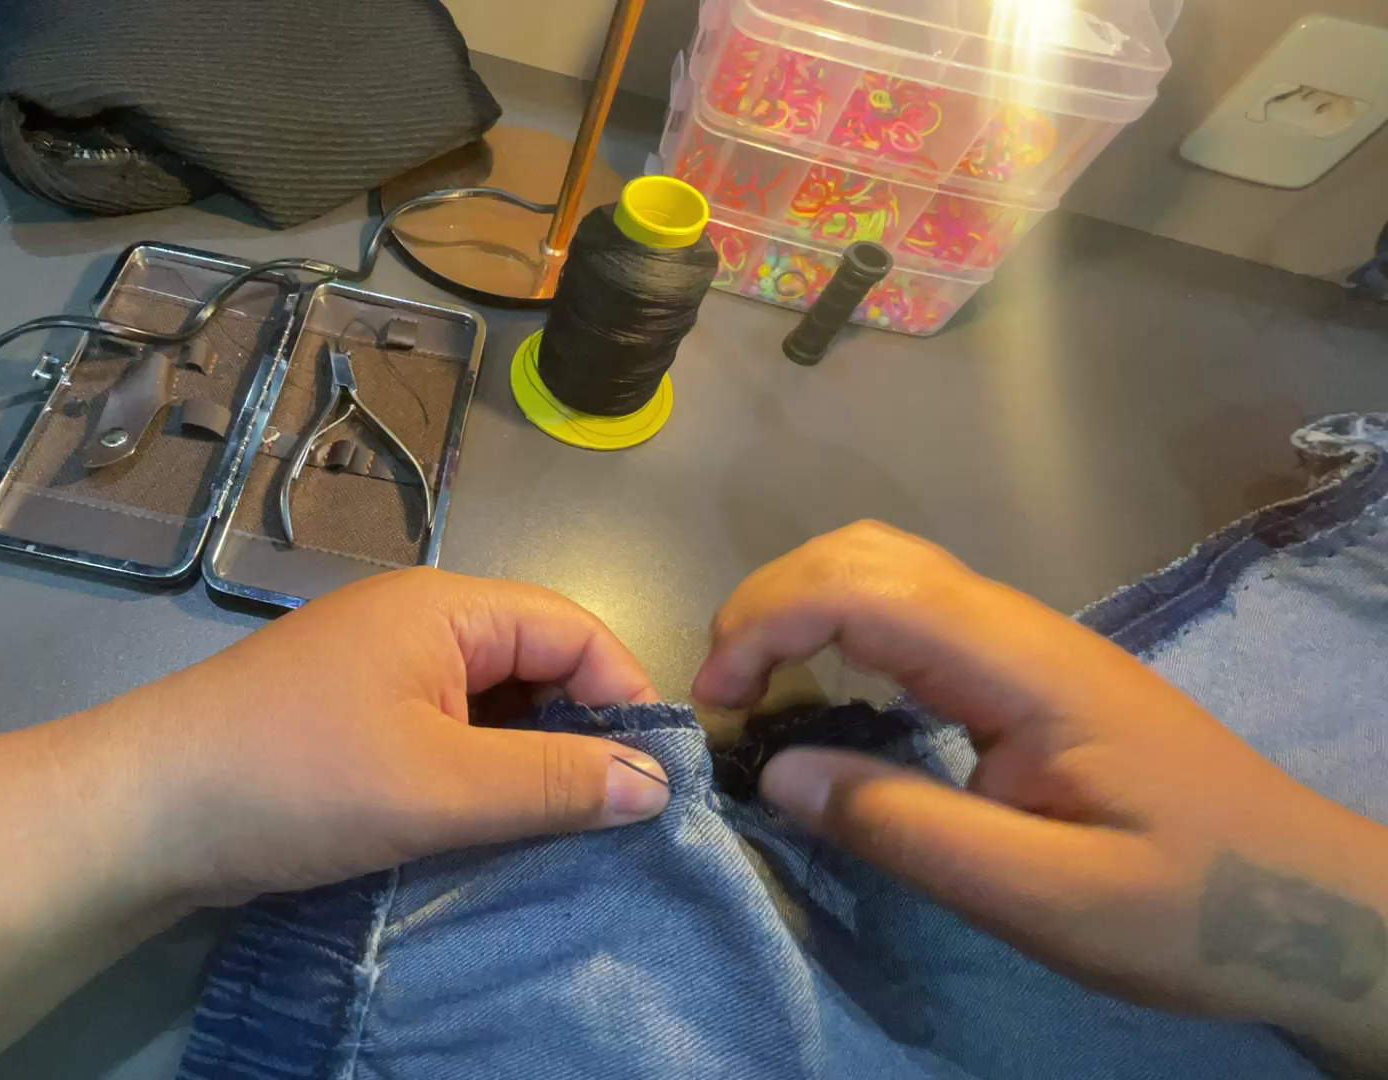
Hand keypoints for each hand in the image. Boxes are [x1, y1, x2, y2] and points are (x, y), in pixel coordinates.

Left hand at [51, 568, 669, 906]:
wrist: (149, 808)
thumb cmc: (299, 776)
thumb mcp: (439, 784)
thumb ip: (552, 779)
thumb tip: (655, 783)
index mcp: (446, 607)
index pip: (570, 628)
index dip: (624, 690)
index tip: (658, 776)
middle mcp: (422, 622)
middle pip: (535, 660)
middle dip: (582, 728)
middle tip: (619, 812)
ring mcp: (387, 667)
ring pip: (494, 702)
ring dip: (533, 756)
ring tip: (570, 826)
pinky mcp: (362, 712)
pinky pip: (451, 729)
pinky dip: (485, 770)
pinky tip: (501, 821)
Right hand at [695, 522, 1387, 1068]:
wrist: (1313, 906)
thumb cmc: (1193, 905)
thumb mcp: (1049, 900)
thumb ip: (903, 830)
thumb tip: (773, 769)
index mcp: (1017, 662)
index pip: (857, 592)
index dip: (764, 627)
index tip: (717, 700)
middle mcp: (1002, 620)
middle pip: (850, 555)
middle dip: (761, 607)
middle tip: (724, 690)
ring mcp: (1001, 627)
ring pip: (864, 560)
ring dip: (787, 603)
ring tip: (754, 677)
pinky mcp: (995, 650)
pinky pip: (884, 594)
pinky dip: (820, 617)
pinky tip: (814, 673)